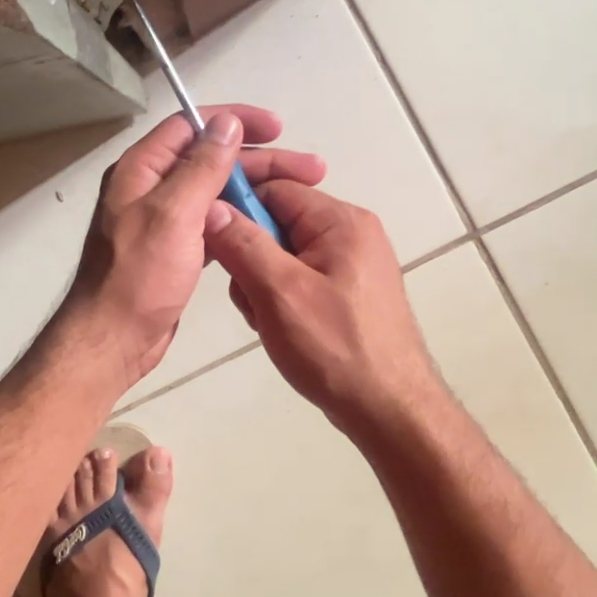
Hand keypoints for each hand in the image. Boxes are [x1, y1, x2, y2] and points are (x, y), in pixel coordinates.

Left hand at [58, 106, 326, 385]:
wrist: (113, 339)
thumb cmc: (139, 276)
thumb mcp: (172, 214)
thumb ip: (201, 167)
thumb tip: (225, 122)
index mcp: (139, 171)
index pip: (189, 126)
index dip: (234, 121)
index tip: (277, 129)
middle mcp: (147, 190)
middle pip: (207, 160)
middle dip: (257, 160)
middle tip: (310, 168)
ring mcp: (159, 222)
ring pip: (213, 193)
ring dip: (253, 190)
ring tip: (299, 195)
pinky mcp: (171, 252)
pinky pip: (211, 224)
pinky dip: (239, 220)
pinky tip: (269, 226)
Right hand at [203, 180, 444, 436]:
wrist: (387, 407)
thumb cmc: (333, 347)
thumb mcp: (279, 292)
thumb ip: (243, 244)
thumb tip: (210, 205)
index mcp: (340, 222)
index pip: (274, 189)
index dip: (236, 210)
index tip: (210, 242)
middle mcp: (350, 234)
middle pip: (275, 224)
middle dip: (249, 258)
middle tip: (250, 298)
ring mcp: (350, 266)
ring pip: (281, 257)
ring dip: (260, 286)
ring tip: (268, 321)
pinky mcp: (346, 294)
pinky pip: (296, 281)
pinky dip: (278, 301)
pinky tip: (281, 330)